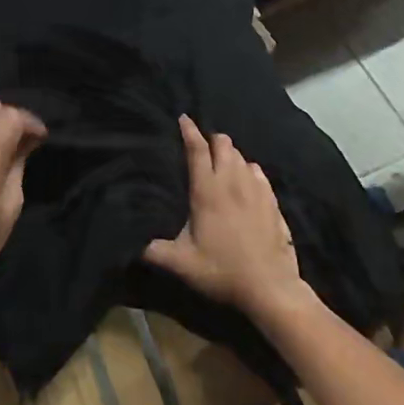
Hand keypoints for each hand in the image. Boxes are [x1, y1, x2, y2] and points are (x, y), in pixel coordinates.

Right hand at [143, 116, 308, 318]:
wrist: (270, 286)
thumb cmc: (222, 270)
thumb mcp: (182, 264)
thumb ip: (154, 250)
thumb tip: (131, 241)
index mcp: (208, 191)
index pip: (197, 150)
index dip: (189, 131)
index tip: (183, 118)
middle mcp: (233, 181)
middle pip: (223, 144)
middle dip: (211, 139)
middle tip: (201, 145)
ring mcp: (256, 188)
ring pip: (242, 155)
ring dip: (229, 153)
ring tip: (221, 161)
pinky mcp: (272, 199)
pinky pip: (258, 171)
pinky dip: (248, 168)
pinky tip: (245, 179)